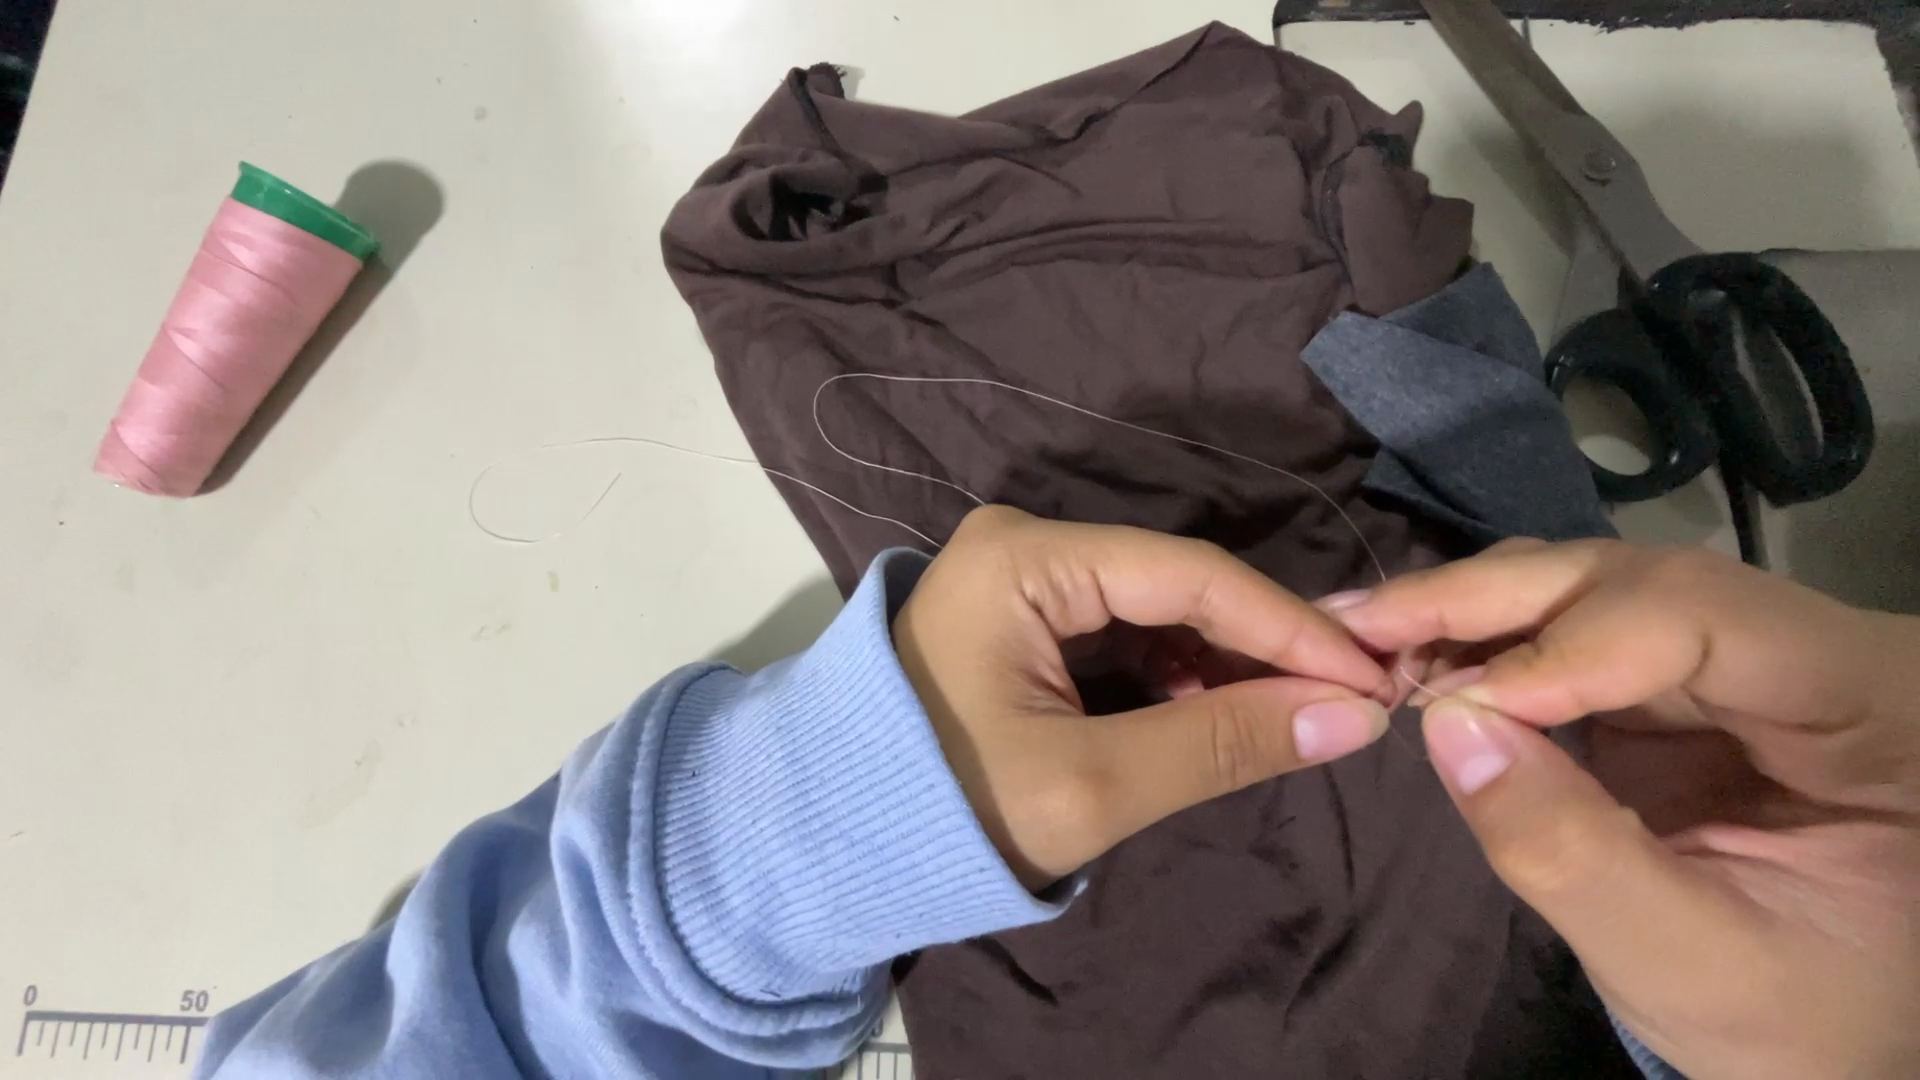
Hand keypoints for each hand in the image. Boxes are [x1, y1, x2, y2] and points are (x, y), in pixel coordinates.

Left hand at [892, 505, 1393, 887]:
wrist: (840, 832)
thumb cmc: (948, 807)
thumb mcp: (1090, 784)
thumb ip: (1218, 743)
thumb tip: (1352, 716)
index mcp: (1020, 559)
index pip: (1183, 574)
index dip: (1284, 625)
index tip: (1369, 678)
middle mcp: (1020, 543)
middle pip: (1170, 583)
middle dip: (1255, 643)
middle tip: (1340, 703)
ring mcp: (1018, 573)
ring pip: (1151, 604)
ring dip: (1218, 658)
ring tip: (1282, 715)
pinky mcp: (1022, 610)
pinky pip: (1118, 626)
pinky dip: (1171, 667)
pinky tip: (1208, 707)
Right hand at [1329, 539, 1919, 1079]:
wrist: (1810, 1025)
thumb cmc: (1790, 1017)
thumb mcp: (1690, 966)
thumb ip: (1572, 852)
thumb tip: (1445, 724)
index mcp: (1878, 705)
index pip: (1699, 616)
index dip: (1562, 647)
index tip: (1446, 706)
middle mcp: (1802, 644)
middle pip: (1619, 576)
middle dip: (1474, 599)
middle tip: (1356, 623)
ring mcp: (1724, 651)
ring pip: (1574, 583)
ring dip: (1459, 610)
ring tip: (1369, 642)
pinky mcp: (1657, 671)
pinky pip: (1549, 622)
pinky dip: (1468, 638)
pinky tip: (1410, 659)